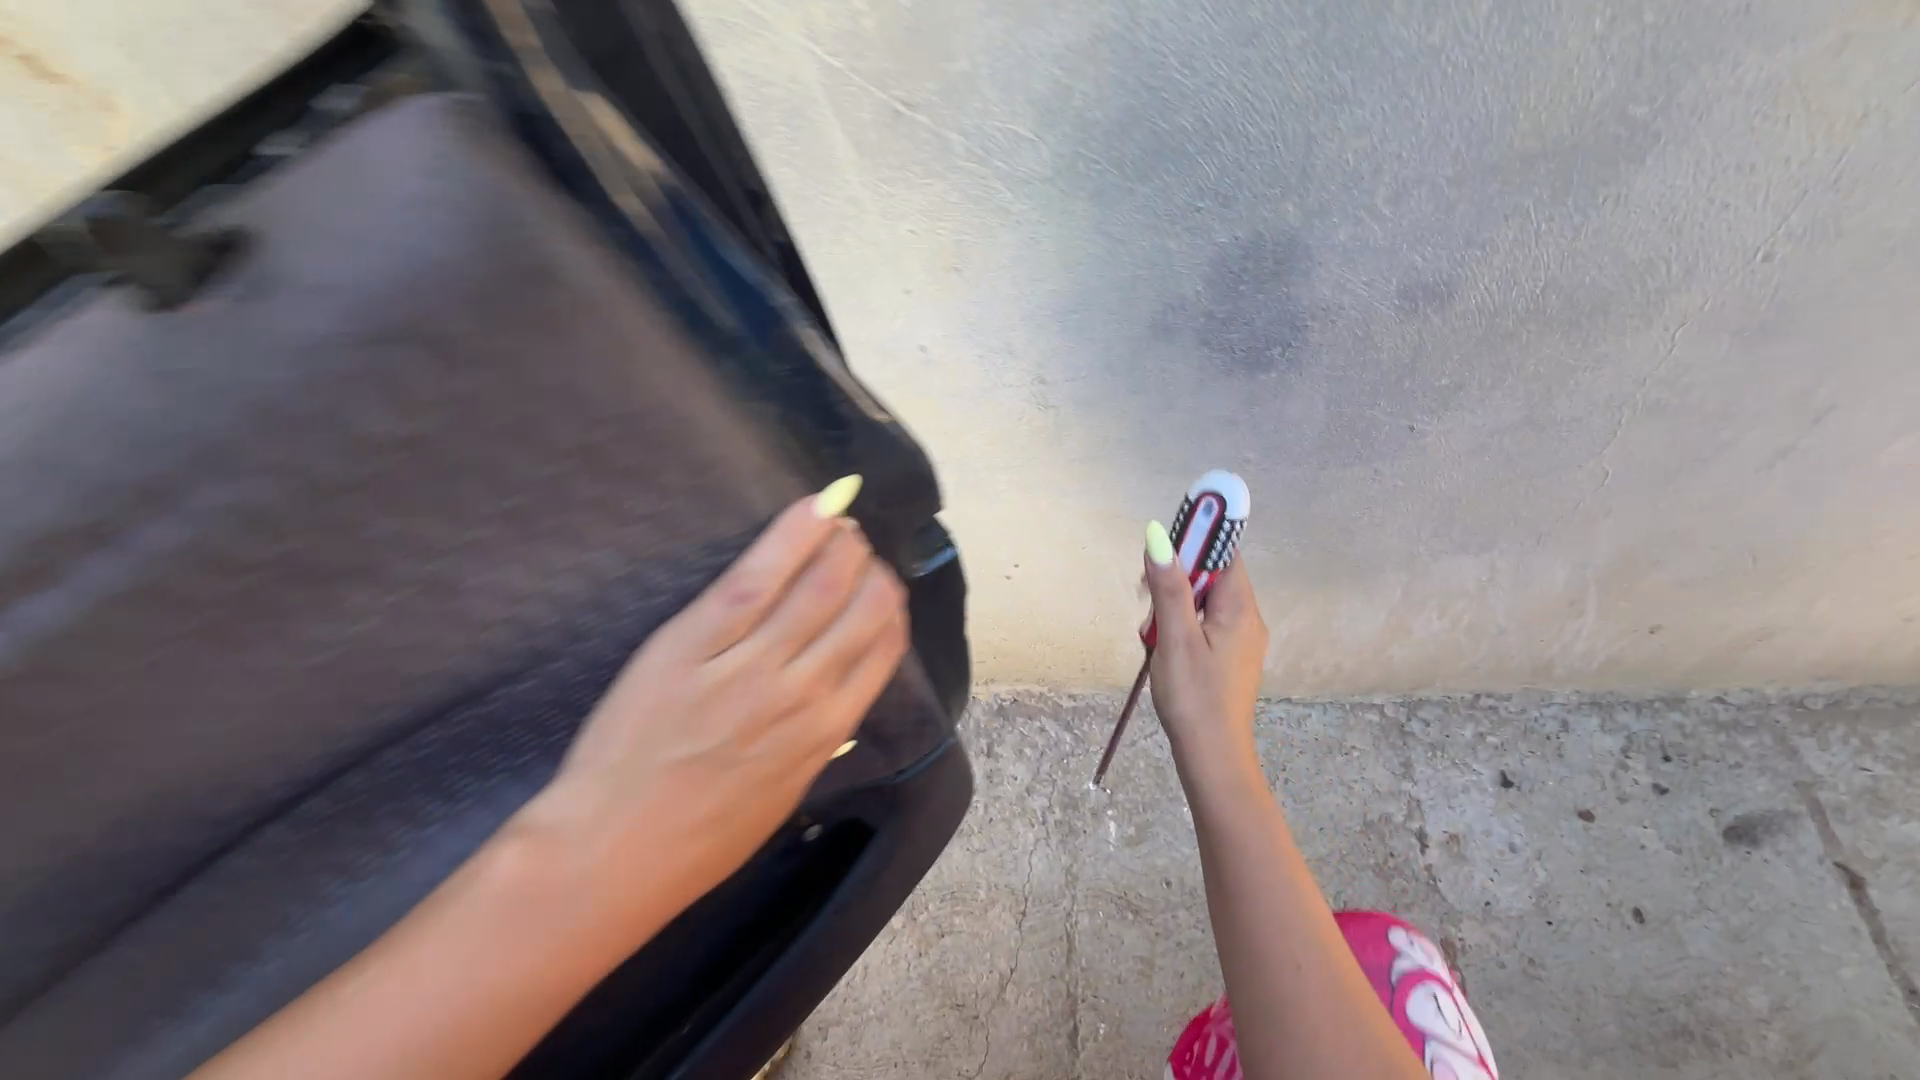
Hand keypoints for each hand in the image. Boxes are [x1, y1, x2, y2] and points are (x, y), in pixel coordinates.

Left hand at [520, 477, 907, 921]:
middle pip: (862, 606)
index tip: (880, 584)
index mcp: (828, 731)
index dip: (890, 605)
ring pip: (819, 585)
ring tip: (840, 522)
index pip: (884, 647)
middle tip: (857, 544)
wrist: (614, 850)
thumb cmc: (702, 836)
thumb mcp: (784, 794)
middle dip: (870, 566)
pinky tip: (813, 509)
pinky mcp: (694, 643)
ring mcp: (750, 665)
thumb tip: (839, 691)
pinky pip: (756, 578)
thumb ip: (818, 738)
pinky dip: (791, 537)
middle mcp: (803, 692)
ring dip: (841, 544)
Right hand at [1142, 522, 1268, 784]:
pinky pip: (1204, 623)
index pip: (1224, 551)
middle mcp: (1247, 618)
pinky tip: (1162, 647)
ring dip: (1173, 605)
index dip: (1197, 537)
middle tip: (1147, 599)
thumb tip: (1158, 536)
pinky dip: (1180, 625)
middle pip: (1211, 575)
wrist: (1212, 755)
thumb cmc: (1193, 696)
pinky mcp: (1229, 657)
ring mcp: (1240, 640)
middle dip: (1176, 578)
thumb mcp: (1173, 638)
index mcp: (1240, 608)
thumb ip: (1168, 586)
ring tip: (1152, 635)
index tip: (1165, 539)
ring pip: (1203, 601)